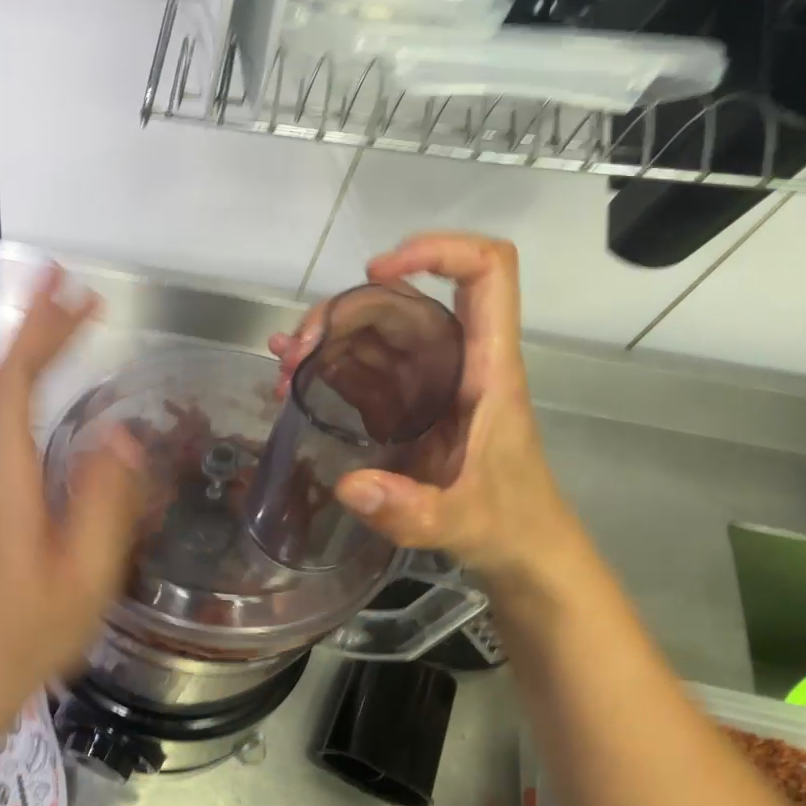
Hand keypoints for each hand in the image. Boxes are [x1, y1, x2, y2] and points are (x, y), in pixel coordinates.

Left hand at [0, 267, 145, 740]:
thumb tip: (122, 438)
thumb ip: (104, 501)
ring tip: (56, 327)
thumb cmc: (32, 631)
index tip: (73, 293)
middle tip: (71, 295)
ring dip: (20, 359)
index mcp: (2, 479)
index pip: (17, 382)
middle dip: (34, 332)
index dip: (44, 331)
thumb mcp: (85, 574)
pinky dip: (8, 395)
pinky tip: (17, 390)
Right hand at [269, 234, 573, 576]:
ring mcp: (429, 388)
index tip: (378, 271)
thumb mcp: (462, 523)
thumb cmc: (508, 526)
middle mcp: (457, 366)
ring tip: (285, 367)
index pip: (484, 275)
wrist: (521, 554)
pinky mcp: (406, 414)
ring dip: (328, 340)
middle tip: (299, 349)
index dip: (438, 252)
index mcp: (486, 370)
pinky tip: (290, 381)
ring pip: (378, 336)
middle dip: (348, 311)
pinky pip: (364, 375)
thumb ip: (413, 510)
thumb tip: (350, 486)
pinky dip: (326, 370)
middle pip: (407, 303)